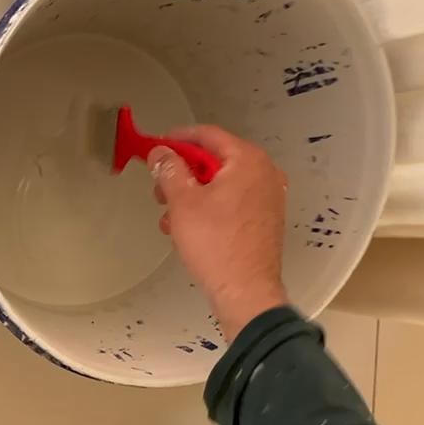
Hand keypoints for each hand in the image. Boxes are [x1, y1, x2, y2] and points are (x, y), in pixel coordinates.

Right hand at [148, 126, 288, 340]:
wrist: (245, 289)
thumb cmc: (215, 244)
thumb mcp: (182, 202)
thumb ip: (169, 170)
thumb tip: (160, 152)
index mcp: (247, 160)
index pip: (207, 135)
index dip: (176, 139)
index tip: (155, 147)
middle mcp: (264, 172)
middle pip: (215, 161)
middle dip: (182, 174)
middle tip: (160, 191)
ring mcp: (268, 197)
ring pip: (221, 185)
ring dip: (192, 196)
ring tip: (171, 219)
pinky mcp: (264, 220)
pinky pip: (232, 204)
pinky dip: (209, 210)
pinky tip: (190, 230)